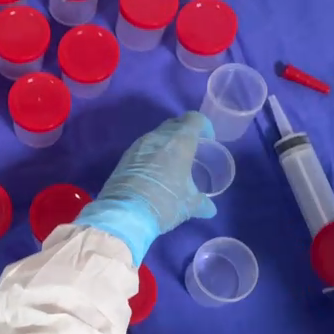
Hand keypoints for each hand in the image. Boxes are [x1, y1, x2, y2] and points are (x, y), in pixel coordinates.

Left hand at [72, 112, 216, 262]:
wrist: (124, 214)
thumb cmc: (164, 203)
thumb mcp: (188, 205)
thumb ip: (201, 203)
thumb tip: (209, 209)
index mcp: (179, 142)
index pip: (194, 119)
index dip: (204, 126)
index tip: (208, 140)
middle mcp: (158, 137)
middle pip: (175, 124)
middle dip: (186, 132)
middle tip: (192, 150)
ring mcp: (139, 145)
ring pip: (158, 135)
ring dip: (168, 143)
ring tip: (173, 162)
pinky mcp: (125, 156)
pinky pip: (144, 147)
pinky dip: (153, 152)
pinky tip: (155, 171)